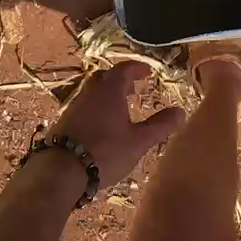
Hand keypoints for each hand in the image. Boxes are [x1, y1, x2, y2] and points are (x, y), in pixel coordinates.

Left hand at [47, 62, 184, 186]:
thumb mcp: (138, 141)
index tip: (147, 73)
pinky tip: (99, 127)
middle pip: (105, 77)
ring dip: (106, 95)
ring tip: (118, 109)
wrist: (59, 172)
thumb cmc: (104, 152)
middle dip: (120, 79)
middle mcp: (90, 92)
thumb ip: (160, 126)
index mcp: (110, 90)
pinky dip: (94, 108)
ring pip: (92, 92)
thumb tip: (181, 112)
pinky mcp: (63, 123)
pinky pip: (83, 106)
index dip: (137, 68)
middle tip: (133, 89)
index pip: (125, 69)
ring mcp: (74, 106)